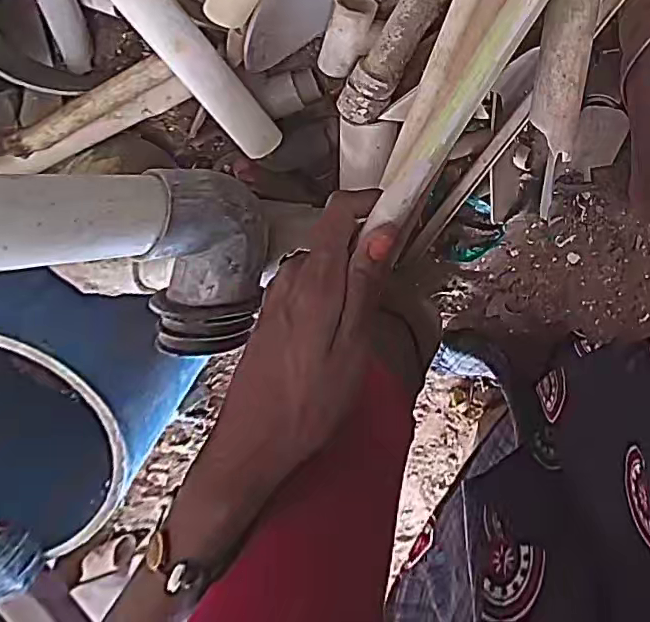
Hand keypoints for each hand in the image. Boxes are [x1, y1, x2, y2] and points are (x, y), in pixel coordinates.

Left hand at [160, 191, 398, 572]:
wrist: (251, 448)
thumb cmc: (308, 404)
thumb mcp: (352, 344)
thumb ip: (366, 283)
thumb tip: (383, 232)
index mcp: (314, 279)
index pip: (339, 210)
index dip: (370, 200)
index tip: (398, 209)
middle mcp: (291, 277)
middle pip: (334, 233)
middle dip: (368, 240)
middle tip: (394, 272)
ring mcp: (278, 293)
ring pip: (324, 259)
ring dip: (351, 267)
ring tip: (369, 308)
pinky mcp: (273, 312)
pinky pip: (310, 280)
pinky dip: (333, 286)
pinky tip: (340, 324)